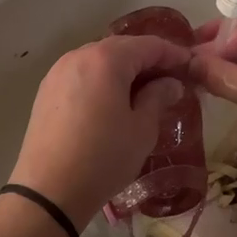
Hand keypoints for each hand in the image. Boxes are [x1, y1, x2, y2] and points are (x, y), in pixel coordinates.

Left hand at [8, 35, 190, 228]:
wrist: (48, 191)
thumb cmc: (103, 158)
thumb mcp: (142, 130)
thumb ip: (158, 98)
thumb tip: (170, 84)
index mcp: (106, 60)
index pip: (147, 45)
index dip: (172, 53)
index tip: (190, 65)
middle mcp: (78, 55)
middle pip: (121, 48)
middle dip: (147, 59)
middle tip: (170, 79)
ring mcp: (58, 72)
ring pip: (99, 60)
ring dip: (123, 70)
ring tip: (143, 91)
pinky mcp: (46, 91)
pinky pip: (82, 75)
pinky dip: (101, 80)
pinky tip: (112, 101)